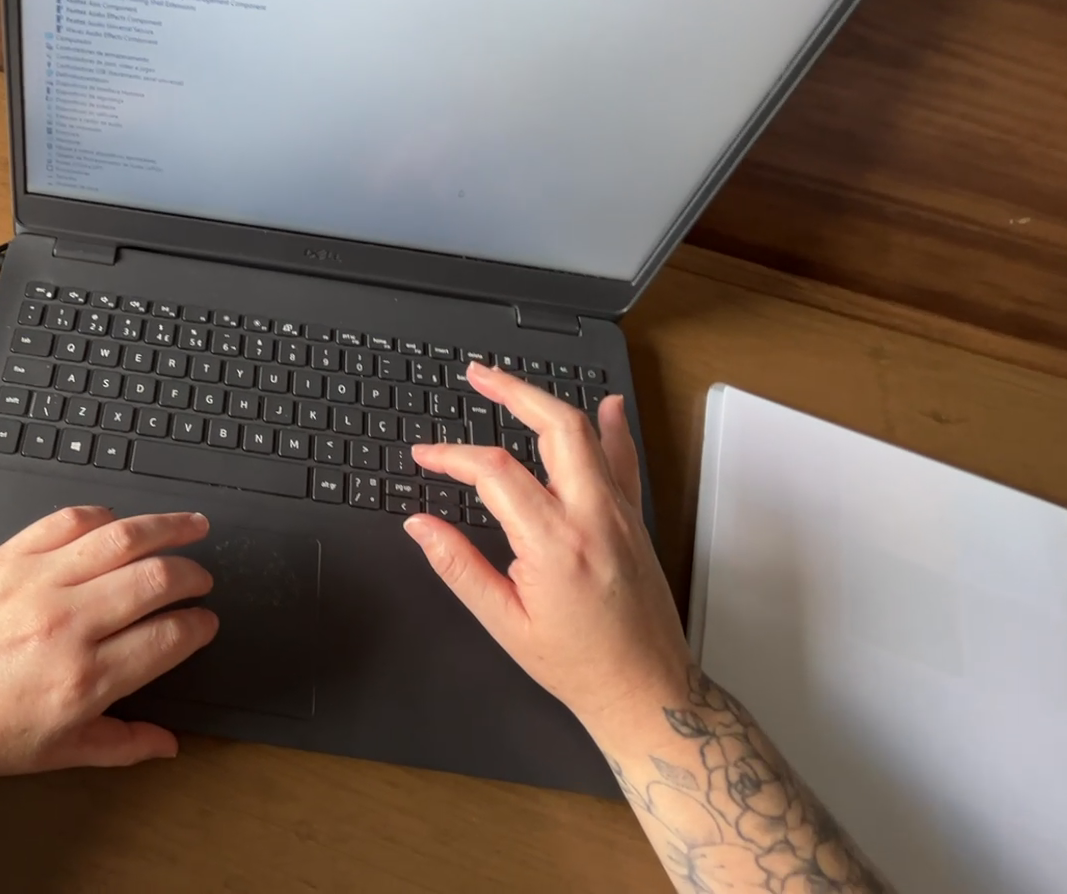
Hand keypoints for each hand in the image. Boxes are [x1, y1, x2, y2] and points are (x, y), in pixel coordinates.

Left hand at [0, 507, 217, 803]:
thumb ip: (122, 744)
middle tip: (202, 577)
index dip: (198, 625)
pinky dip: (101, 515)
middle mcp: (68, 622)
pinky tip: (118, 522)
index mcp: (84, 679)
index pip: (168, 637)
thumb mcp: (57, 754)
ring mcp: (37, 581)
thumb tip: (170, 743)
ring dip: (166, 527)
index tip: (205, 621)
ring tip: (191, 525)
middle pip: (156, 580)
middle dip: (192, 575)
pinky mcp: (9, 556)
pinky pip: (67, 520)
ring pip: (121, 538)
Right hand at [405, 363, 689, 733]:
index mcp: (555, 543)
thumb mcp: (502, 621)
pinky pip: (623, 460)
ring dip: (546, 401)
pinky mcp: (631, 520)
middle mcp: (593, 517)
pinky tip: (606, 406)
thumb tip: (418, 524)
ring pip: (588, 434)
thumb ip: (456, 564)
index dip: (451, 456)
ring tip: (511, 384)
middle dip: (512, 392)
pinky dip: (611, 427)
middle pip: (556, 427)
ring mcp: (619, 514)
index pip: (495, 471)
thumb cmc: (577, 663)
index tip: (425, 456)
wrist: (648, 691)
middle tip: (478, 375)